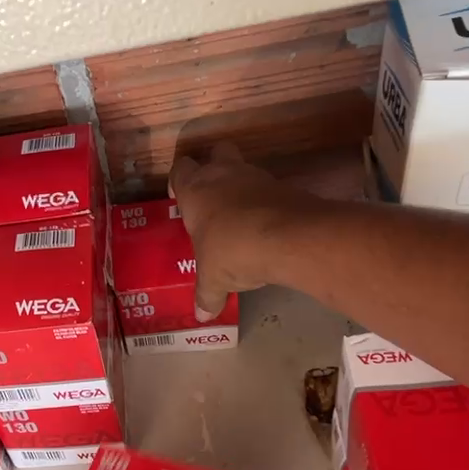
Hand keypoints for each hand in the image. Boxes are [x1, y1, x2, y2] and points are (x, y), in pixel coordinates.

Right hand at [168, 145, 318, 319]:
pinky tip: (265, 229)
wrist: (289, 237)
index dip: (179, 181)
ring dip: (241, 189)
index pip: (180, 169)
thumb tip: (202, 316)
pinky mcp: (286, 187)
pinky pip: (269, 191)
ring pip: (245, 171)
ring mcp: (258, 177)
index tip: (180, 198)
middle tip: (211, 198)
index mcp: (196, 190)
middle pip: (216, 152)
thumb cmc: (233, 250)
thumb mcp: (213, 279)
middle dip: (213, 168)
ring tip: (240, 220)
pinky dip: (266, 205)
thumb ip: (206, 295)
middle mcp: (224, 175)